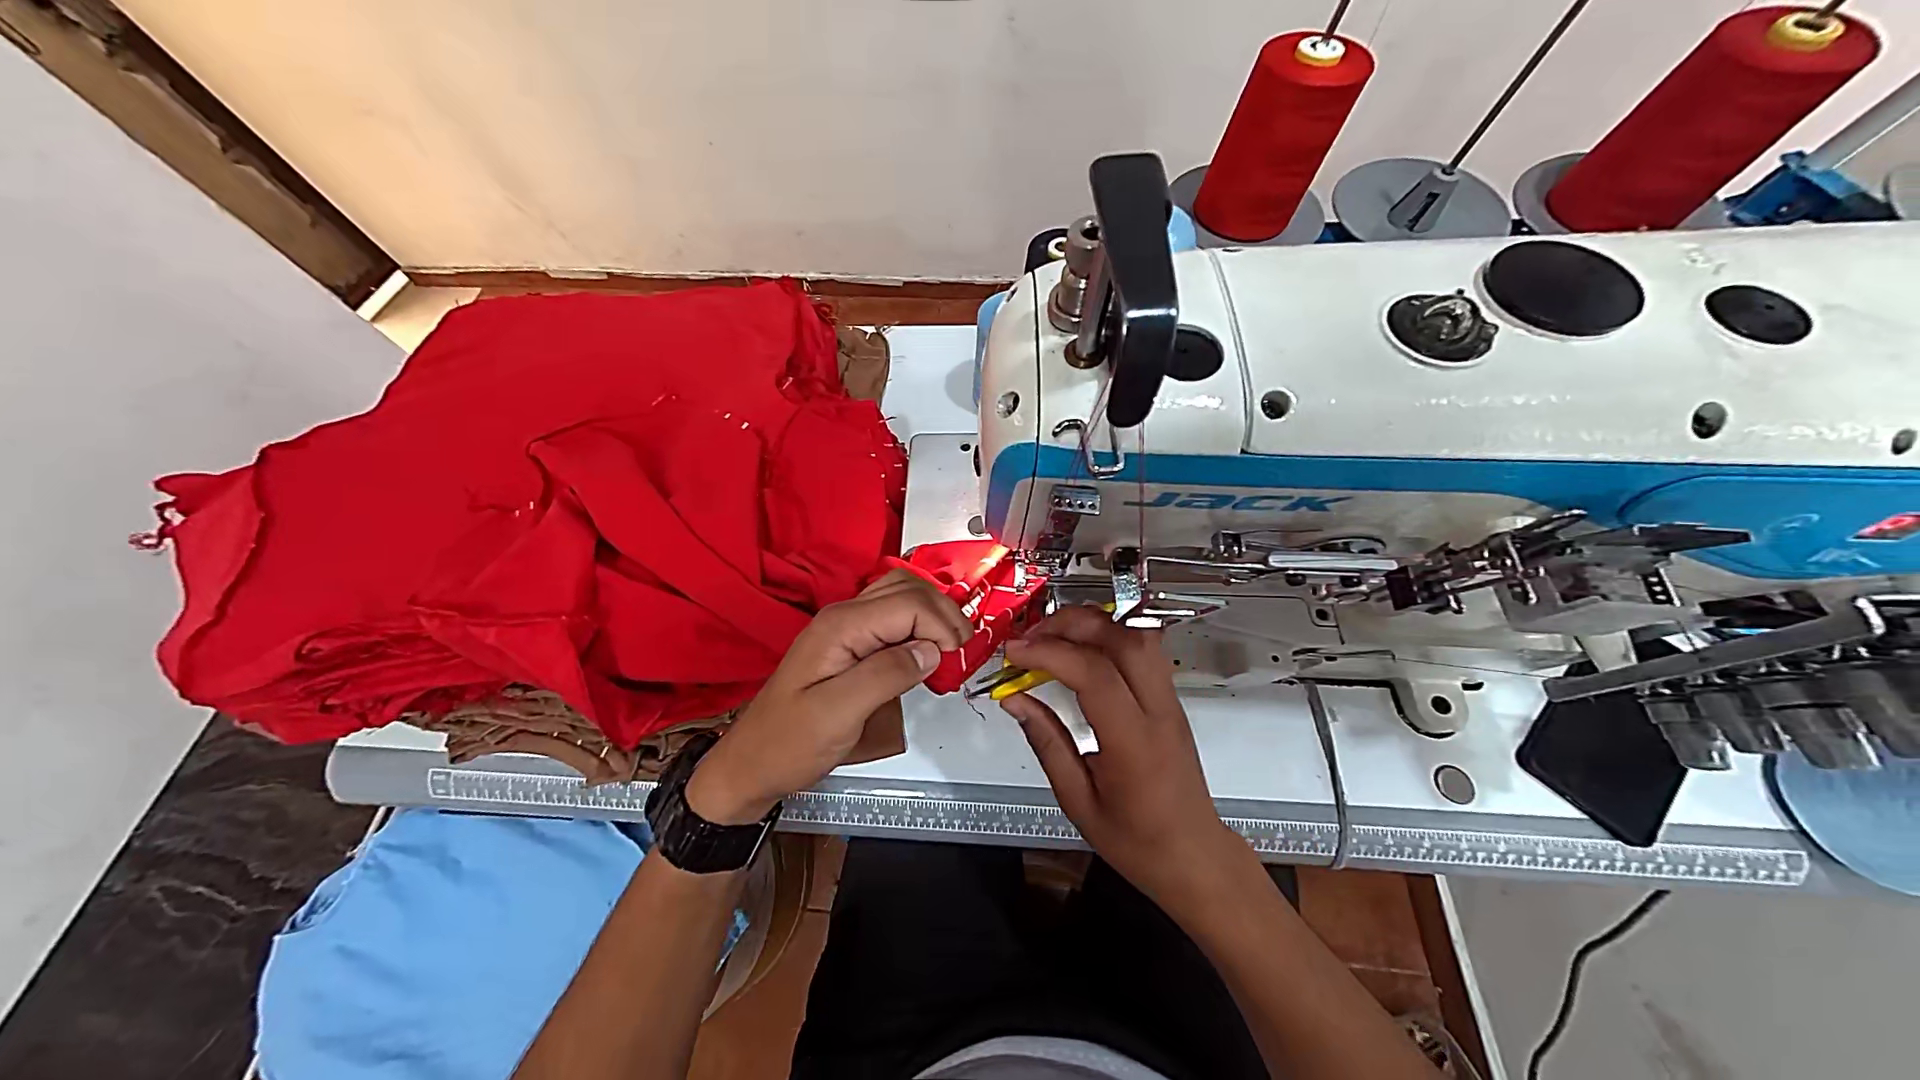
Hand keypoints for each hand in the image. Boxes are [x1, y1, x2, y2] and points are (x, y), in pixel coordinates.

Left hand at [686, 569, 971, 824]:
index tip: (957, 662)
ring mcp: (847, 627)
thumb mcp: (837, 715)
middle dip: (945, 616)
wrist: (752, 763)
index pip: (909, 603)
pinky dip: (921, 627)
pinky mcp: (852, 643)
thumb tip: (931, 650)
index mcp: (841, 626)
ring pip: (905, 597)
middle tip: (963, 656)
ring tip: (952, 653)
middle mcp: (844, 616)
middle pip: (910, 589)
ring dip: (935, 617)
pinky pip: (895, 619)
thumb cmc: (787, 743)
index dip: (942, 627)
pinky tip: (930, 654)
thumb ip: (885, 676)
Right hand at [1000, 606, 1255, 911]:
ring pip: (1138, 634)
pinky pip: (1144, 648)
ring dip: (1092, 623)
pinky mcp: (1170, 698)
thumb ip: (1047, 743)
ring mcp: (1170, 702)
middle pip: (1123, 638)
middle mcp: (1159, 713)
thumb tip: (1016, 701)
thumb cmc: (1139, 841)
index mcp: (1135, 745)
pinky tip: (1081, 646)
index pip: (1095, 675)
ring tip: (1053, 635)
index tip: (1015, 653)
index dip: (1050, 654)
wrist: (1193, 855)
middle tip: (1030, 636)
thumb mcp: (1078, 801)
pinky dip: (1109, 633)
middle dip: (1070, 624)